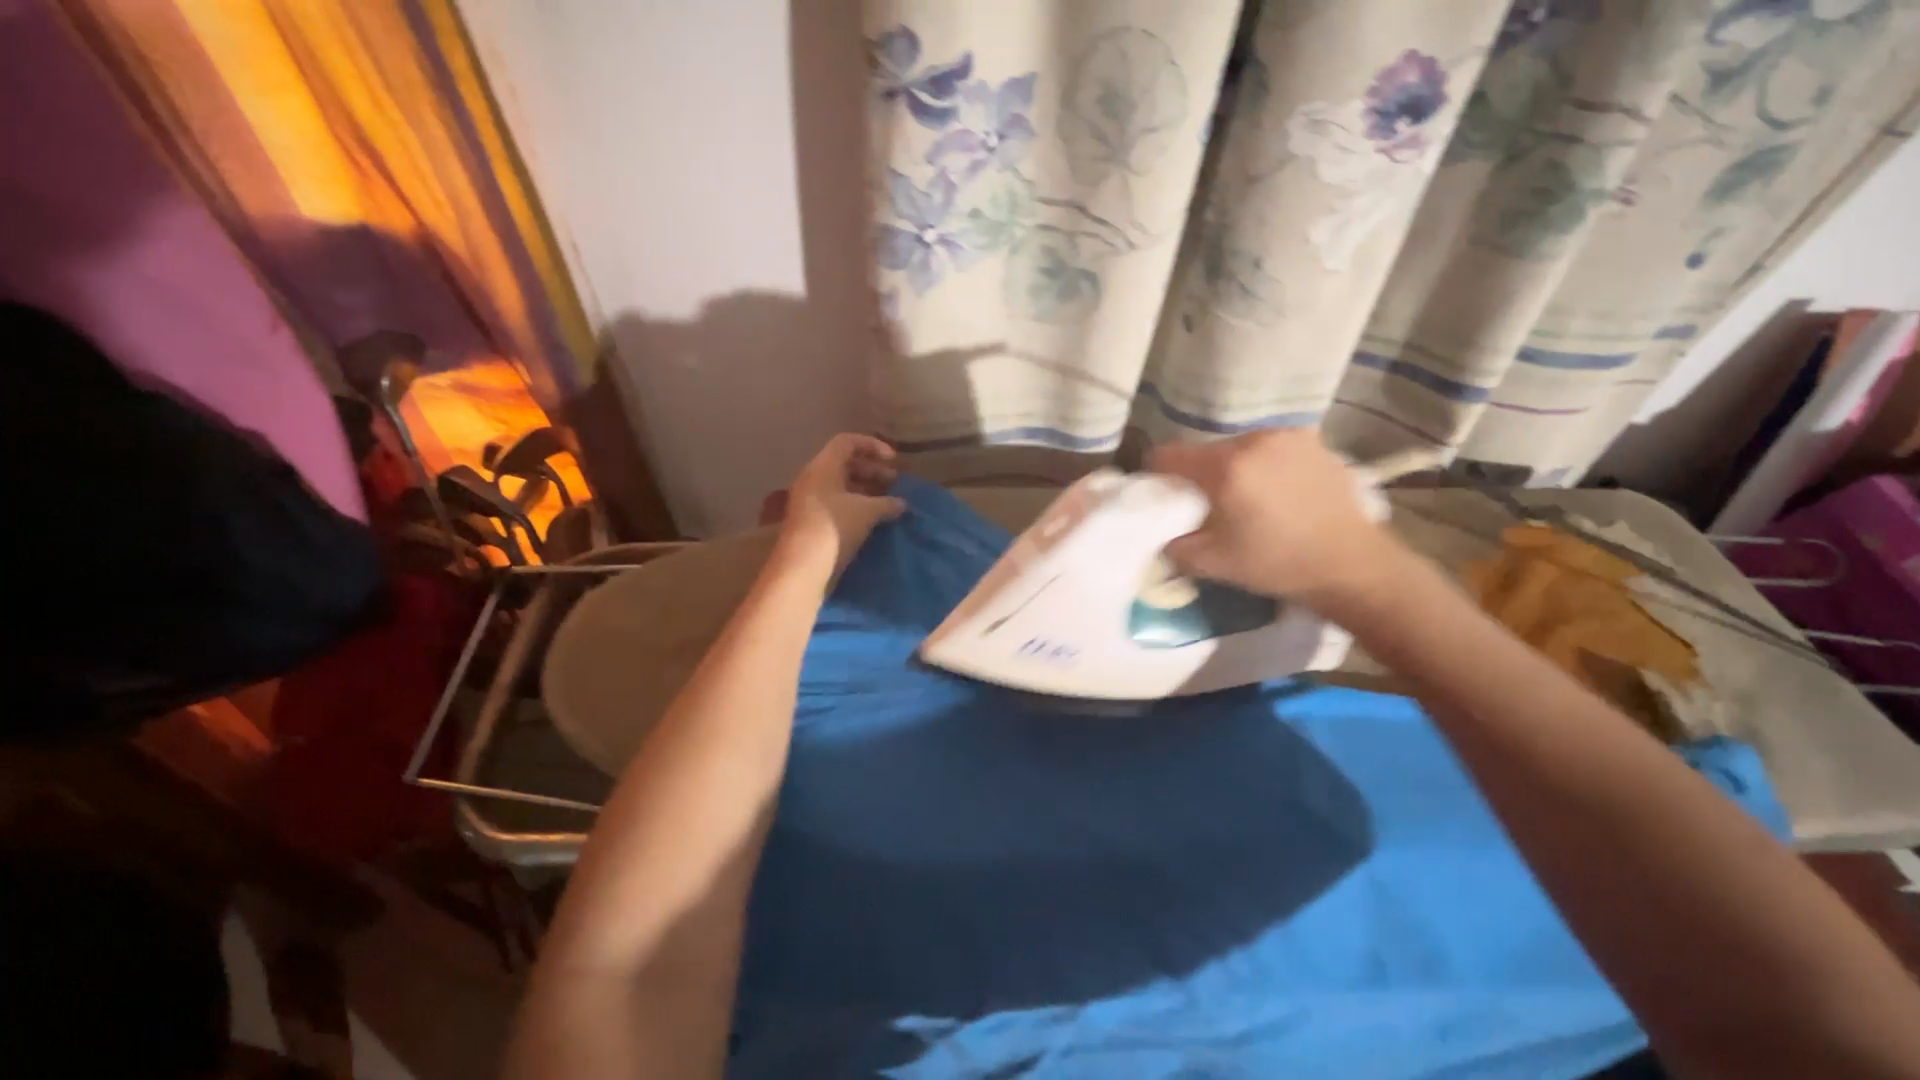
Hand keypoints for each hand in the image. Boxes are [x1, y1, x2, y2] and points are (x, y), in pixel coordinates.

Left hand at [773, 434, 905, 565]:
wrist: (803, 567)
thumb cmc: (834, 528)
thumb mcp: (867, 512)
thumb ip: (887, 503)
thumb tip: (901, 504)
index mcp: (822, 466)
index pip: (847, 442)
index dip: (873, 445)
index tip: (893, 460)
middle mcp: (813, 479)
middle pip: (844, 464)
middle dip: (872, 470)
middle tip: (894, 483)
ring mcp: (809, 501)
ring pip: (841, 486)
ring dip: (865, 490)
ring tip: (887, 503)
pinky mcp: (811, 522)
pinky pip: (836, 504)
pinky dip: (856, 506)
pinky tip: (872, 520)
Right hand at [1147, 429, 1404, 606]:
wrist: (1351, 564)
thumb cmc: (1278, 565)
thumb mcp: (1214, 564)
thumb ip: (1176, 545)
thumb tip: (1163, 533)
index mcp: (1225, 467)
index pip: (1168, 454)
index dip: (1158, 475)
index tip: (1166, 496)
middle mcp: (1253, 440)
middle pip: (1206, 449)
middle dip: (1201, 474)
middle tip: (1210, 505)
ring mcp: (1287, 437)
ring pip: (1240, 446)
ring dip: (1235, 467)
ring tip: (1249, 498)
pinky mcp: (1313, 442)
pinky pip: (1272, 448)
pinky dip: (1266, 465)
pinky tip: (1280, 493)